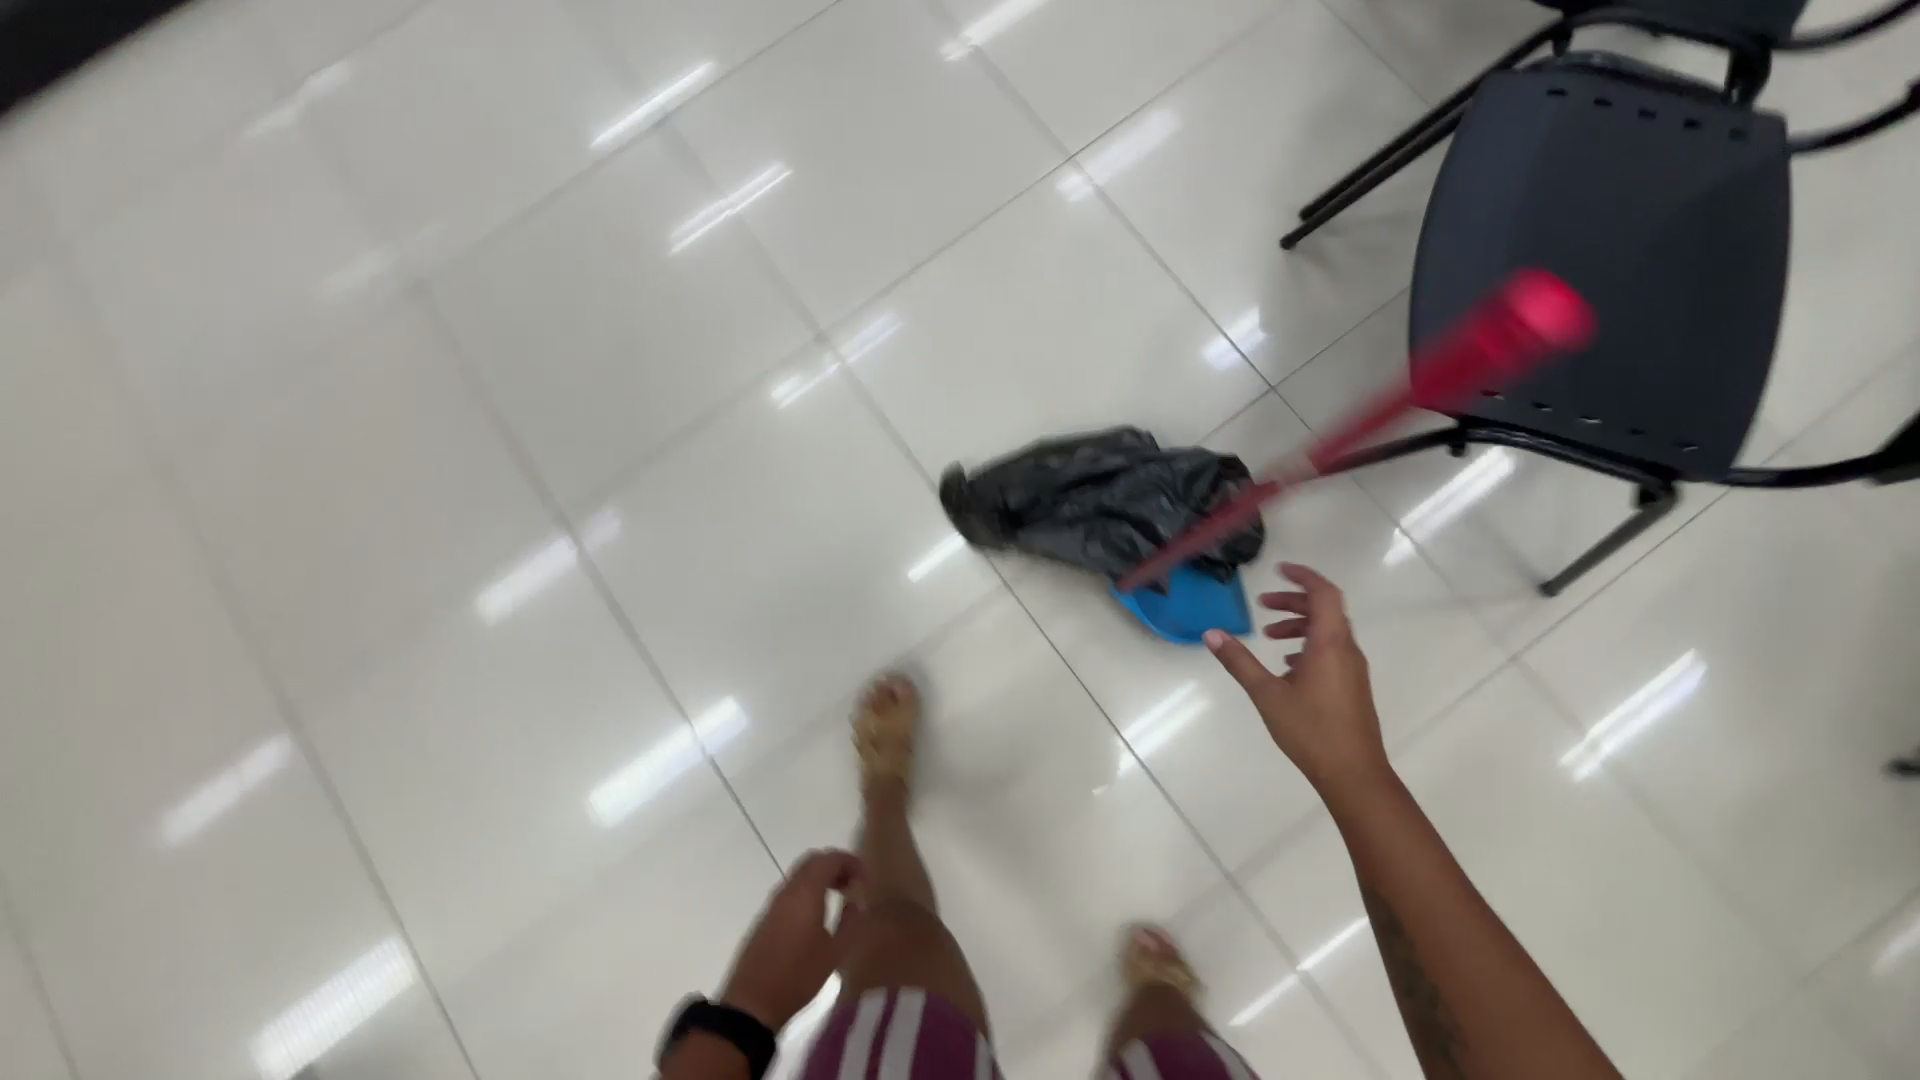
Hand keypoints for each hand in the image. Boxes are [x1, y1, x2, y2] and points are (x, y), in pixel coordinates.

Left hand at [719, 850, 862, 1031]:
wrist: (752, 1003)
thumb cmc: (798, 977)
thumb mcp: (834, 953)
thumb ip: (850, 921)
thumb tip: (856, 900)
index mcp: (806, 892)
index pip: (830, 858)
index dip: (851, 862)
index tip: (866, 880)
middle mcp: (787, 890)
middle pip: (813, 860)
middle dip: (837, 866)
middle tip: (855, 884)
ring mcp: (773, 904)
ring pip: (801, 874)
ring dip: (822, 877)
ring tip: (841, 897)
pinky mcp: (766, 918)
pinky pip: (792, 890)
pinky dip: (810, 889)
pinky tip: (819, 914)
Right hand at [1204, 563, 1390, 792]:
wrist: (1353, 773)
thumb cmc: (1311, 730)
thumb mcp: (1267, 694)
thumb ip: (1239, 661)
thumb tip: (1212, 634)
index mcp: (1330, 644)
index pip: (1324, 594)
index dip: (1303, 577)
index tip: (1279, 570)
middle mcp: (1346, 650)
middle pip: (1326, 610)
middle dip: (1294, 602)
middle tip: (1262, 605)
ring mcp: (1352, 670)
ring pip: (1329, 632)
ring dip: (1300, 625)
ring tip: (1270, 636)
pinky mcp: (1351, 686)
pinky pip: (1331, 651)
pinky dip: (1309, 645)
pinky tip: (1288, 666)